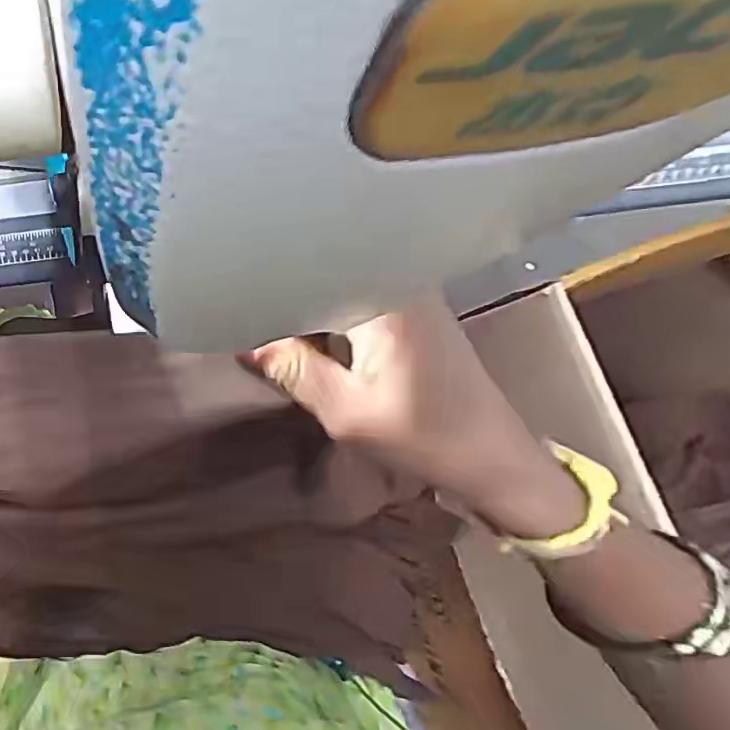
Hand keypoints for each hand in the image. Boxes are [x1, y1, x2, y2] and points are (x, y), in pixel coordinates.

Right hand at [247, 295, 582, 537]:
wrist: (493, 458)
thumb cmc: (425, 437)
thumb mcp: (345, 412)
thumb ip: (293, 370)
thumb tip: (246, 344)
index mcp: (388, 299)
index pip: (314, 272)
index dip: (272, 285)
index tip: (237, 299)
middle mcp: (403, 285)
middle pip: (327, 274)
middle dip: (286, 294)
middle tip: (244, 310)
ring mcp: (411, 298)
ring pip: (340, 289)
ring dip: (307, 308)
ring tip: (268, 321)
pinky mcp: (413, 316)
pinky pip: (357, 303)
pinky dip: (329, 319)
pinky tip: (306, 337)